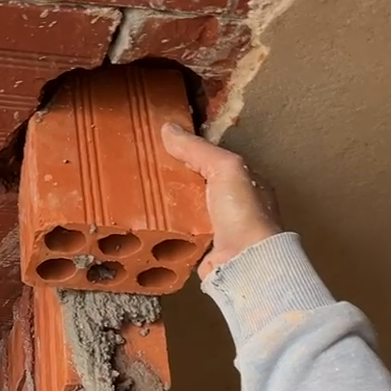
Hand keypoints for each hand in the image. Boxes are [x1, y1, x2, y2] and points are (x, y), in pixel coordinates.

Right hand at [161, 122, 281, 277]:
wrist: (244, 261)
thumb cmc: (243, 212)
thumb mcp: (224, 168)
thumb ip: (197, 149)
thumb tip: (168, 129)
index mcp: (247, 183)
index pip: (215, 162)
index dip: (192, 155)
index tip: (166, 150)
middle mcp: (235, 207)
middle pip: (199, 187)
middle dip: (177, 181)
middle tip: (149, 173)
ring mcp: (220, 230)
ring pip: (188, 212)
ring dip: (170, 207)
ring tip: (143, 197)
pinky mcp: (203, 250)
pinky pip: (180, 235)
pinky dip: (167, 230)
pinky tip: (150, 224)